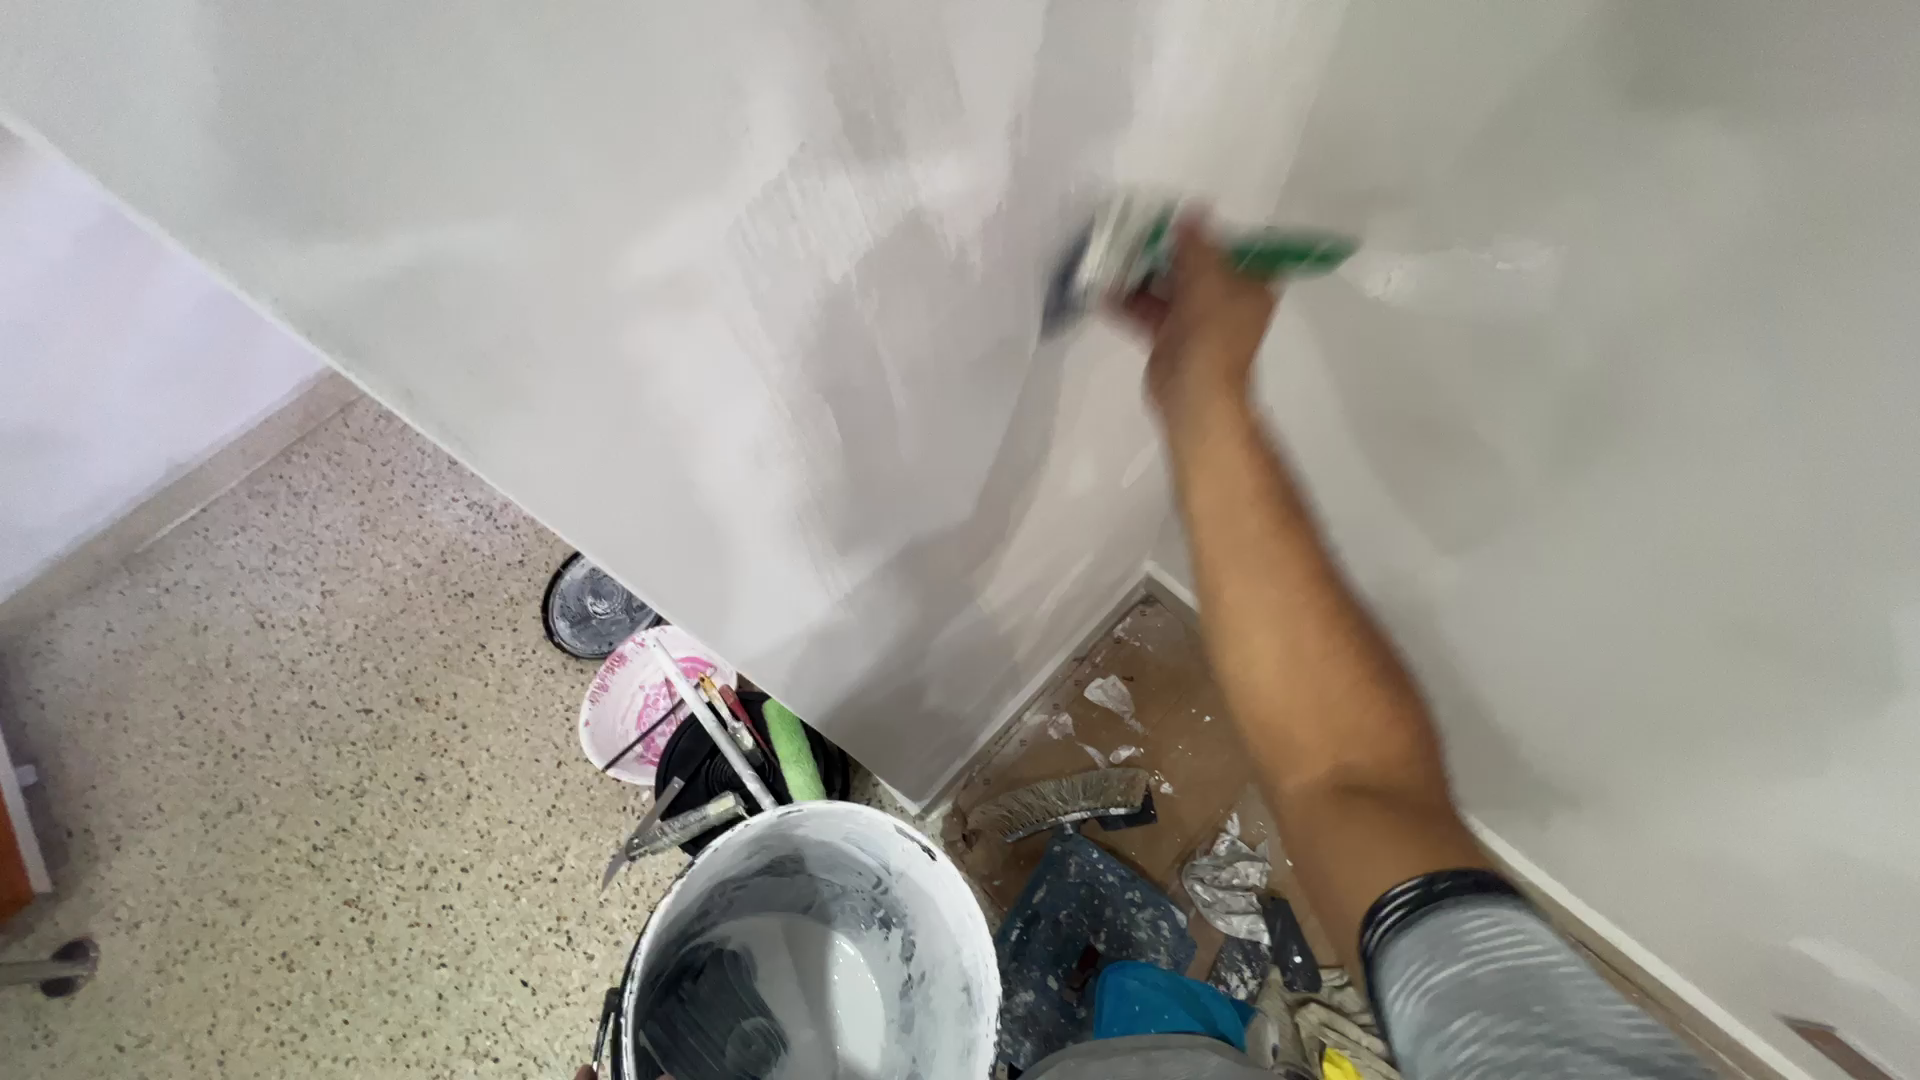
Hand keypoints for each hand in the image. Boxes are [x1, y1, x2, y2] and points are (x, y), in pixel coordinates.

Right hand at [1112, 210, 1278, 422]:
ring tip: (1114, 259)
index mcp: (1250, 286)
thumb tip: (1191, 210)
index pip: (1232, 249)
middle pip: (1194, 268)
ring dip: (1142, 277)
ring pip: (1168, 290)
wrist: (1194, 393)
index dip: (1206, 233)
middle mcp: (1226, 301)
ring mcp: (1197, 323)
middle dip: (1164, 253)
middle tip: (1136, 234)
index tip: (1176, 221)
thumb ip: (1195, 243)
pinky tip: (1106, 291)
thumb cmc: (1210, 333)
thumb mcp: (1206, 277)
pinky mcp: (1170, 340)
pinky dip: (1130, 304)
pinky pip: (1150, 314)